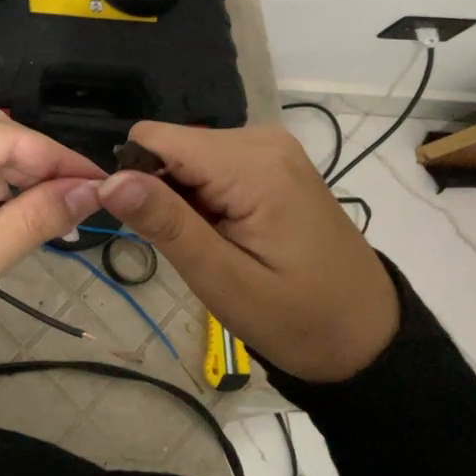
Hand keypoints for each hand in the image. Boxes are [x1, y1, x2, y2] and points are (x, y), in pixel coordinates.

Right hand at [97, 123, 399, 383]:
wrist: (368, 337)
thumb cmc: (297, 318)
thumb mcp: (224, 281)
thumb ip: (166, 224)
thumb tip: (107, 180)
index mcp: (251, 164)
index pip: (153, 138)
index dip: (135, 178)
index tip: (154, 228)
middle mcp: (260, 138)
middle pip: (169, 144)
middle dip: (161, 191)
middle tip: (191, 246)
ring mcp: (269, 147)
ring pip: (183, 153)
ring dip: (181, 196)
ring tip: (210, 242)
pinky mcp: (270, 160)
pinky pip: (207, 162)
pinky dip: (201, 195)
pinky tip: (223, 230)